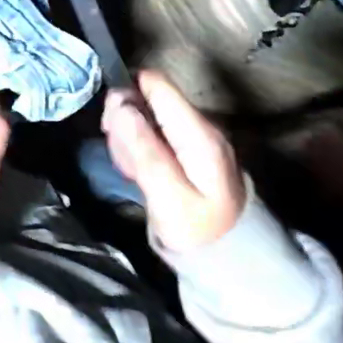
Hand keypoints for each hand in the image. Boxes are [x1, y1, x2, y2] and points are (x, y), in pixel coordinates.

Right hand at [102, 70, 246, 252]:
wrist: (232, 259)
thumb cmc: (198, 230)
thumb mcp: (167, 197)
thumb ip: (144, 150)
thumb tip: (120, 106)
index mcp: (197, 132)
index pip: (155, 84)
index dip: (126, 97)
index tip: (111, 126)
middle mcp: (199, 125)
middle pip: (148, 98)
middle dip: (125, 123)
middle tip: (124, 160)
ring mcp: (194, 136)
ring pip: (146, 118)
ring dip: (129, 141)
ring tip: (132, 173)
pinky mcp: (187, 149)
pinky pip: (153, 135)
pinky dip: (139, 152)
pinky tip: (141, 174)